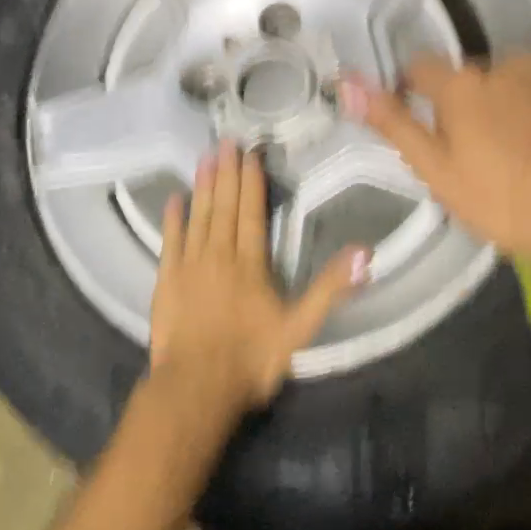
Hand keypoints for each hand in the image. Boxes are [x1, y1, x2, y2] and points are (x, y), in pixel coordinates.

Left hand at [149, 142, 369, 414]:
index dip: (252, 182)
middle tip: (225, 141)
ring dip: (203, 186)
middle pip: (224, 207)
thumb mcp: (300, 328)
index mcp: (251, 264)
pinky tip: (175, 199)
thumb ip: (330, 289)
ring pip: (198, 216)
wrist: (196, 388)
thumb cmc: (251, 359)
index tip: (250, 154)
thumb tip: (364, 253)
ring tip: (205, 158)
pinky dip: (173, 218)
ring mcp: (189, 266)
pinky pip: (170, 241)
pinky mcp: (166, 281)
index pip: (252, 213)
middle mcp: (219, 255)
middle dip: (227, 173)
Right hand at [338, 55, 530, 291]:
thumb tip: (345, 81)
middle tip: (482, 153)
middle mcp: (510, 63)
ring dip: (518, 104)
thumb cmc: (510, 204)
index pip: (421, 68)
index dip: (415, 91)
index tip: (422, 121)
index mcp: (464, 84)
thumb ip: (393, 123)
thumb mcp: (438, 173)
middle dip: (474, 103)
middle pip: (477, 76)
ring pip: (524, 81)